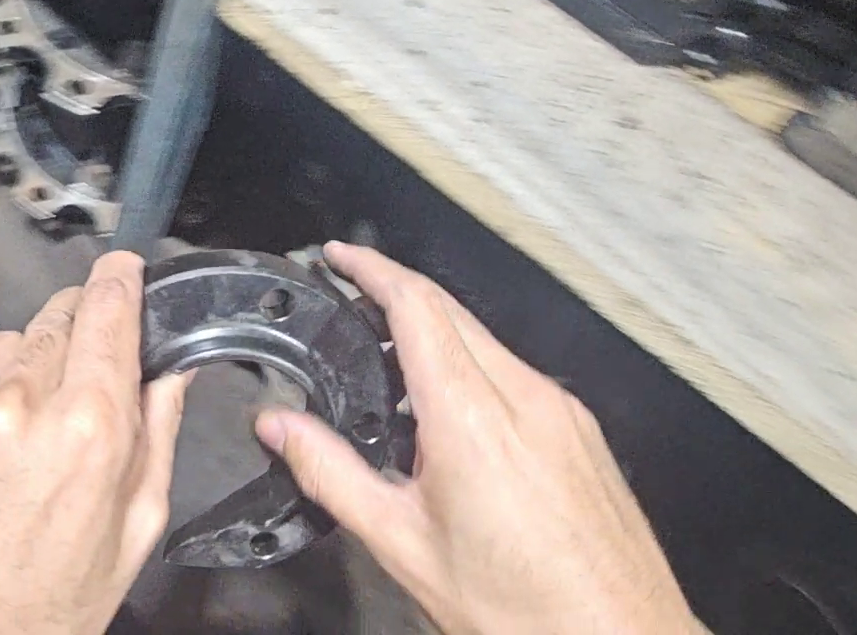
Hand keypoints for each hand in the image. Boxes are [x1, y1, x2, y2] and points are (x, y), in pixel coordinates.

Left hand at [0, 252, 190, 634]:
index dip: (120, 279)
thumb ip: (157, 432)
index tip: (123, 266)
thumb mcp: (131, 531)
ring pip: (4, 347)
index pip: (108, 310)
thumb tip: (171, 366)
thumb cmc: (44, 608)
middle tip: (72, 389)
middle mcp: (16, 404)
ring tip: (15, 440)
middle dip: (74, 338)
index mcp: (86, 429)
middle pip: (57, 320)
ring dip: (20, 373)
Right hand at [256, 243, 698, 634]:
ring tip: (388, 354)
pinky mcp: (580, 428)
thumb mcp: (403, 545)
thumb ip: (331, 473)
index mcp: (470, 416)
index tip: (339, 256)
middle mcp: (523, 394)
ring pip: (482, 337)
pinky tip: (448, 407)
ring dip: (432, 326)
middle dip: (394, 287)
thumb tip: (276, 425)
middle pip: (449, 308)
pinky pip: (513, 370)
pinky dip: (469, 362)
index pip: (416, 305)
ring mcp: (560, 408)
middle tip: (350, 291)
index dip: (372, 268)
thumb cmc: (519, 611)